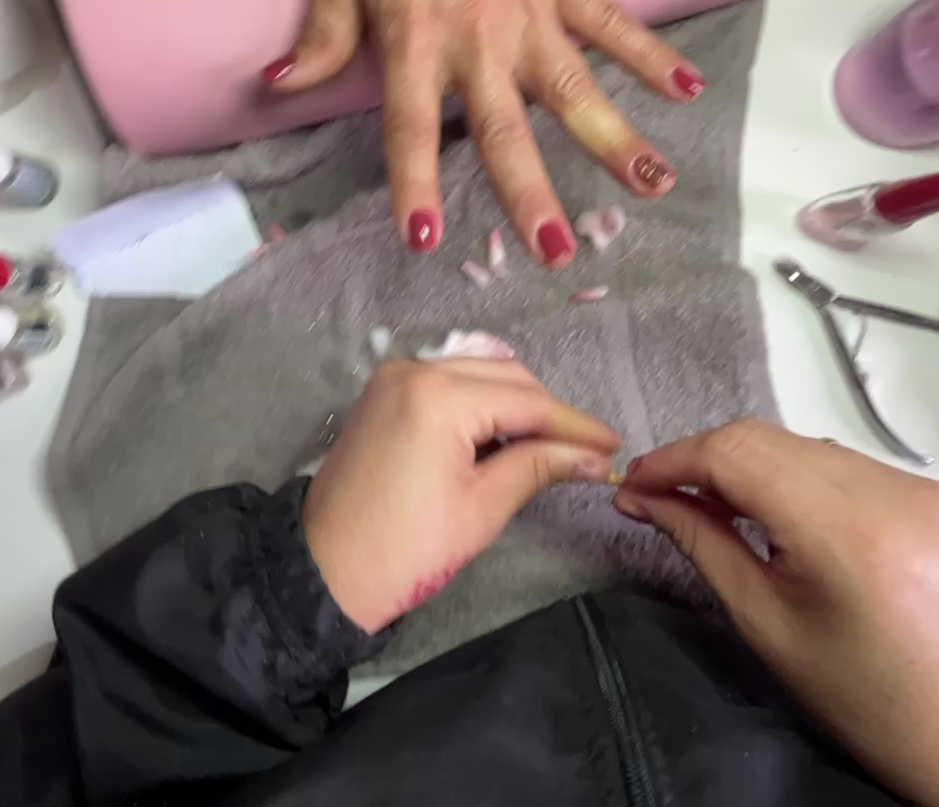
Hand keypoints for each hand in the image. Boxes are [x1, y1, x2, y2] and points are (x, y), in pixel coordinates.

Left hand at [265, 0, 702, 266]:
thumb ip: (320, 35)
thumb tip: (276, 85)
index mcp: (415, 37)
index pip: (412, 127)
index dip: (414, 184)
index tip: (425, 239)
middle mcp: (479, 36)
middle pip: (507, 128)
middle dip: (531, 193)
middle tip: (558, 252)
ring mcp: (531, 9)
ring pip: (575, 85)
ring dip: (613, 137)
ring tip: (652, 184)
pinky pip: (612, 23)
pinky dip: (650, 53)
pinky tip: (687, 90)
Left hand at [303, 359, 620, 633]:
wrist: (324, 568)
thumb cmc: (405, 548)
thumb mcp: (481, 508)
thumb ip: (538, 466)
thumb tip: (593, 458)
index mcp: (437, 396)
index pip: (526, 400)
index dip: (575, 424)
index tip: (614, 446)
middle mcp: (414, 369)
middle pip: (503, 375)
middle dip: (546, 411)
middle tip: (584, 451)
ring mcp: (393, 376)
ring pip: (475, 373)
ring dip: (514, 403)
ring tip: (548, 446)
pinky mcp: (382, 391)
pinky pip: (445, 382)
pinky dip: (477, 402)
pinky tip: (500, 434)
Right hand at [616, 421, 938, 806]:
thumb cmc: (863, 700)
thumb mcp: (763, 620)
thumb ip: (698, 540)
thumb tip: (637, 497)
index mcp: (847, 530)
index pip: (733, 454)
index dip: (671, 460)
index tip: (631, 486)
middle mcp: (889, 490)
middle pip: (760, 438)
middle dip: (698, 459)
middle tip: (659, 495)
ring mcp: (918, 487)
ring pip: (794, 444)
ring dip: (739, 463)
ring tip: (706, 503)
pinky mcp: (931, 496)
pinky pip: (832, 463)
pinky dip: (784, 473)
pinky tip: (766, 508)